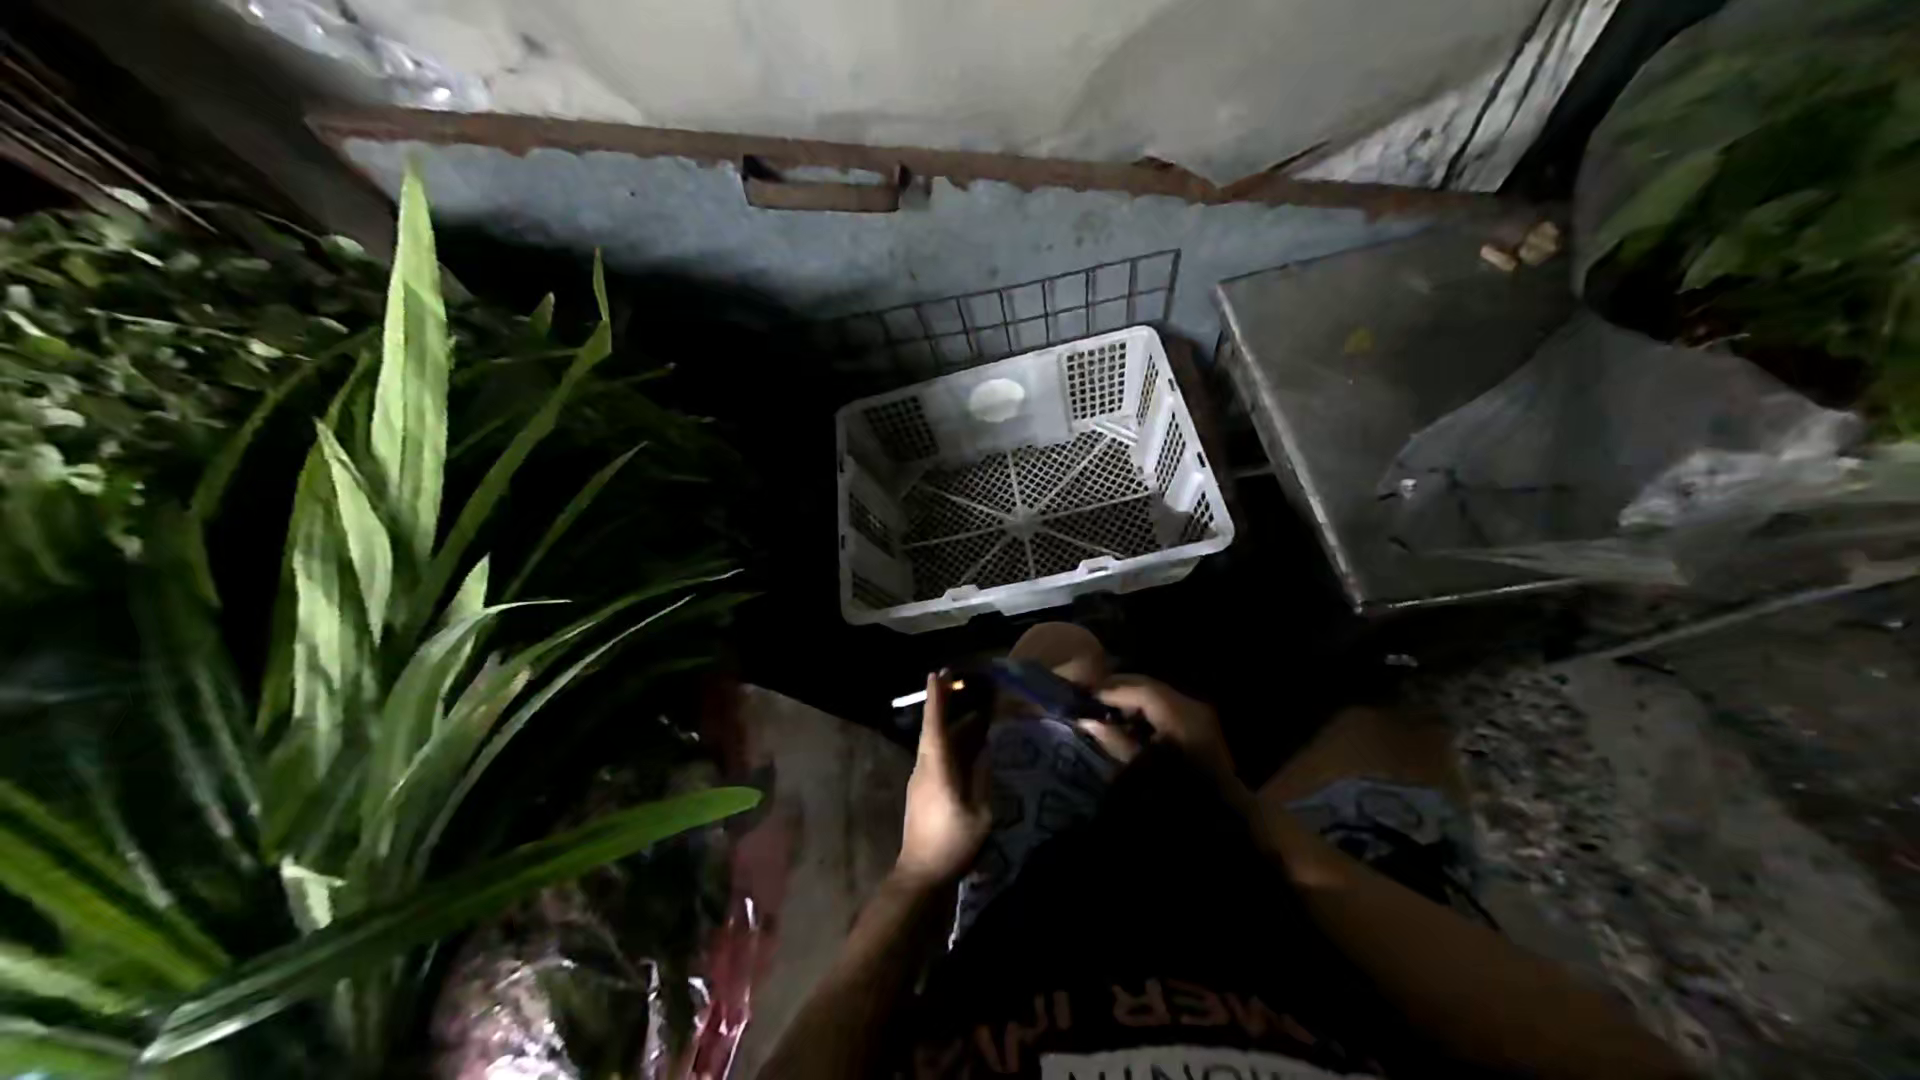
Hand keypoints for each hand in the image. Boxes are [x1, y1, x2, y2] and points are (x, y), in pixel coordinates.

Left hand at [893, 673, 990, 890]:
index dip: (937, 699)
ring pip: (934, 741)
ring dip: (947, 720)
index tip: (937, 673)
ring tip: (966, 704)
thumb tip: (984, 747)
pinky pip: (936, 754)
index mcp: (938, 769)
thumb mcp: (979, 813)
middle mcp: (925, 767)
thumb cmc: (953, 844)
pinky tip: (964, 740)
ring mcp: (921, 779)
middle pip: (933, 728)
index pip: (936, 725)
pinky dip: (949, 740)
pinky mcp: (922, 789)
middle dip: (942, 702)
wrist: (922, 874)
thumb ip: (981, 777)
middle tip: (955, 678)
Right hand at [1096, 675, 1240, 792]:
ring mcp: (1199, 714)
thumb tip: (1087, 720)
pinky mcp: (1200, 725)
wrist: (1221, 817)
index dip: (1109, 690)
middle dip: (1118, 689)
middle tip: (1091, 699)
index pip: (1139, 689)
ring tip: (1106, 711)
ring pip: (1157, 693)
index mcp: (1179, 714)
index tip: (1084, 697)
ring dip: (1131, 699)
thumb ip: (1113, 739)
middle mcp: (1191, 705)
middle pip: (1149, 685)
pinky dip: (1146, 709)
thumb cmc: (1178, 795)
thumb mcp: (1140, 768)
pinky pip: (1167, 705)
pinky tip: (1129, 722)